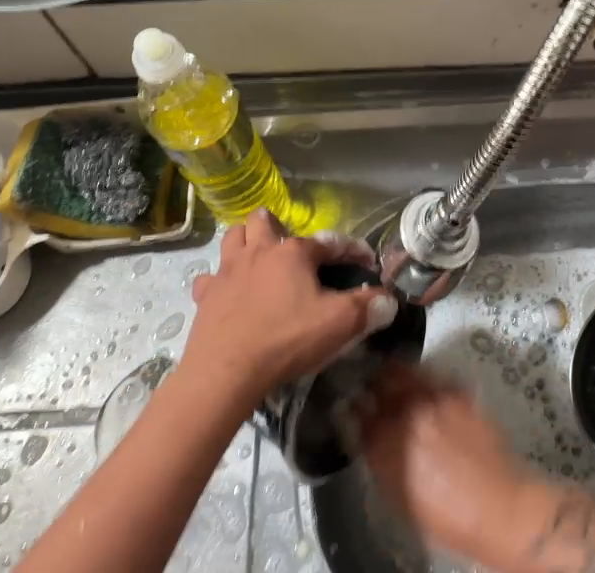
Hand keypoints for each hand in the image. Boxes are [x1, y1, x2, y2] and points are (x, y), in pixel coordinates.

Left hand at [179, 210, 396, 400]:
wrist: (226, 372)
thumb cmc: (286, 340)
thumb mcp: (339, 324)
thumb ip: (368, 308)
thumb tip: (388, 300)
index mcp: (293, 253)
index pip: (330, 240)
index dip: (352, 249)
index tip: (366, 262)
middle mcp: (258, 251)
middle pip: (264, 221)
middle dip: (279, 227)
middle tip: (292, 250)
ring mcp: (227, 271)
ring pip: (233, 237)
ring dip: (246, 242)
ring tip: (258, 258)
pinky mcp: (205, 296)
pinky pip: (210, 278)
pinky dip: (219, 281)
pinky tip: (227, 293)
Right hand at [355, 365, 534, 557]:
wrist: (494, 506)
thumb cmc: (442, 515)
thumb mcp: (397, 494)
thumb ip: (379, 459)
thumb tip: (370, 436)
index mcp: (383, 443)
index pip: (357, 411)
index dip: (354, 406)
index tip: (354, 405)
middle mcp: (404, 413)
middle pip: (380, 381)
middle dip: (373, 380)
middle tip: (372, 383)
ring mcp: (433, 398)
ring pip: (406, 371)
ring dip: (396, 372)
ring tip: (395, 376)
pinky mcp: (459, 393)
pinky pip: (434, 375)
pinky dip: (425, 376)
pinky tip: (426, 385)